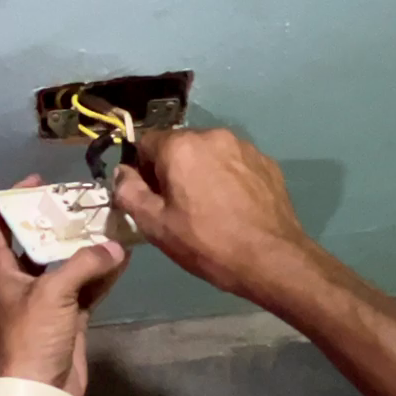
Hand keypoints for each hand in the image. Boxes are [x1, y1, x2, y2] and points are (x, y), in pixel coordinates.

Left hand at [0, 175, 129, 395]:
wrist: (39, 393)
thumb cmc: (31, 336)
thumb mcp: (52, 293)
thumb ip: (84, 264)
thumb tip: (114, 246)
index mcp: (3, 268)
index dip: (12, 198)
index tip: (38, 181)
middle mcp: (22, 278)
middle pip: (38, 238)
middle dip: (59, 219)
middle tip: (85, 200)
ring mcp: (47, 297)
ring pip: (66, 261)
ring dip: (86, 244)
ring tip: (109, 220)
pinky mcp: (68, 315)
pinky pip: (86, 285)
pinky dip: (102, 272)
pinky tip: (123, 256)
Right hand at [112, 129, 315, 300]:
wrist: (273, 260)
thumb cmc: (207, 242)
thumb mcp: (155, 225)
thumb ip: (128, 192)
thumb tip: (121, 172)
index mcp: (180, 146)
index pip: (145, 143)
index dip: (142, 170)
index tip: (151, 197)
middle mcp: (211, 135)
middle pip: (178, 146)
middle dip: (172, 169)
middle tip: (178, 207)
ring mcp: (243, 146)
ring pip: (207, 153)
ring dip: (201, 171)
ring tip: (209, 208)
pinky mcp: (266, 162)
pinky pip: (233, 162)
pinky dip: (227, 177)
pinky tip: (233, 207)